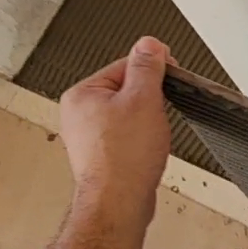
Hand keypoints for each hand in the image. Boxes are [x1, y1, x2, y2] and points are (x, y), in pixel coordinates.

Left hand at [59, 37, 173, 227]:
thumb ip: (147, 67)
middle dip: (149, 102)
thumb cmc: (124, 158)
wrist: (118, 204)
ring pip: (128, 115)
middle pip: (127, 91)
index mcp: (82, 94)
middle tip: (156, 115)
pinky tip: (145, 152)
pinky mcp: (101, 156)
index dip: (151, 71)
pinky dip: (141, 141)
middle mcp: (79, 114)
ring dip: (146, 123)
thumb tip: (149, 45)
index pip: (125, 66)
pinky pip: (126, 137)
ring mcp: (88, 138)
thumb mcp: (144, 99)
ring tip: (149, 138)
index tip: (169, 76)